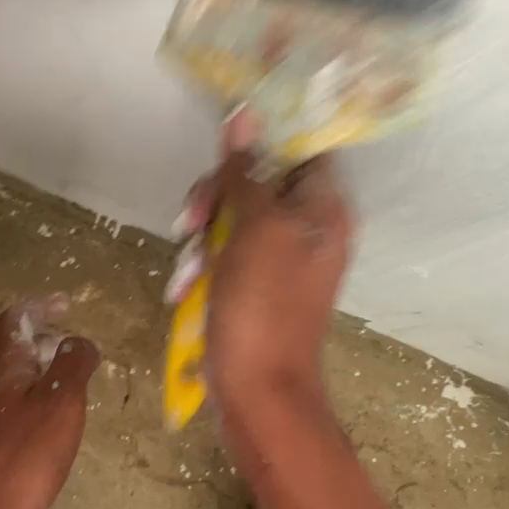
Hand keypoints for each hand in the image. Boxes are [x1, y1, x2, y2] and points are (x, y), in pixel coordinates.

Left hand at [0, 296, 98, 508]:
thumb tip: (77, 339)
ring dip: (43, 377)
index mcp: (3, 369)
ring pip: (14, 384)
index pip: (15, 320)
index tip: (65, 304)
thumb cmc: (21, 458)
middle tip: (77, 353)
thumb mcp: (59, 404)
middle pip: (14, 352)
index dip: (40, 306)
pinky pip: (11, 413)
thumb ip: (72, 365)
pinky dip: (35, 407)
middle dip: (47, 344)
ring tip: (72, 393)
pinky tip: (51, 435)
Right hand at [171, 111, 354, 399]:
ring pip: (231, 213)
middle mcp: (306, 225)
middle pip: (256, 178)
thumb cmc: (264, 307)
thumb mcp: (254, 230)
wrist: (259, 396)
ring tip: (190, 271)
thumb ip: (246, 172)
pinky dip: (203, 265)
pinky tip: (184, 290)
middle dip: (217, 197)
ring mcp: (278, 254)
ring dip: (203, 237)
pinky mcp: (252, 280)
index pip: (299, 147)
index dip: (263, 139)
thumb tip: (245, 113)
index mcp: (324, 207)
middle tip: (193, 221)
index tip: (224, 146)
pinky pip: (223, 250)